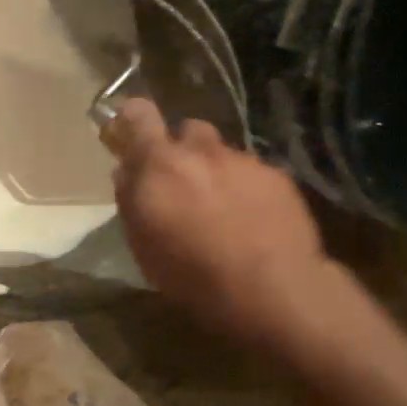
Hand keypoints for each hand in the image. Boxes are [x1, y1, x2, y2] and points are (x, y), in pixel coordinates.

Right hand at [101, 98, 343, 346]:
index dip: (133, 118)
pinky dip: (247, 188)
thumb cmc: (190, 271)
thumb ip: (131, 196)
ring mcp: (244, 162)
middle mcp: (201, 152)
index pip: (139, 114)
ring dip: (216, 170)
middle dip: (182, 148)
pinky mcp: (279, 178)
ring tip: (222, 207)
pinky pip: (253, 172)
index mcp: (159, 163)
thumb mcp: (141, 241)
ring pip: (222, 153)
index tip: (130, 133)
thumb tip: (127, 171)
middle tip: (182, 181)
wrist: (273, 290)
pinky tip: (253, 220)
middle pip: (188, 129)